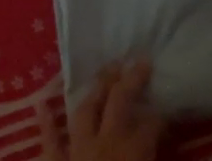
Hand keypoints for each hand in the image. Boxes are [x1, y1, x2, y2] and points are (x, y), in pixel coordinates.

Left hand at [37, 60, 163, 160]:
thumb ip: (154, 158)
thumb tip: (160, 148)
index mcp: (133, 153)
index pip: (152, 125)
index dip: (162, 117)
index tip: (169, 111)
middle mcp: (105, 144)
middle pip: (119, 102)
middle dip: (131, 80)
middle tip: (140, 60)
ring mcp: (77, 152)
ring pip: (85, 110)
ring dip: (96, 89)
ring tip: (106, 70)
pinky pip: (50, 142)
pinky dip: (46, 122)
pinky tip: (41, 103)